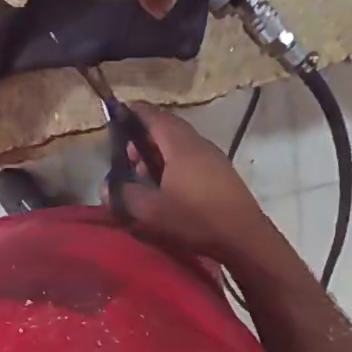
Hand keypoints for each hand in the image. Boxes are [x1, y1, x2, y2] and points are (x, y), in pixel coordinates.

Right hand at [113, 106, 296, 271]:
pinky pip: (193, 159)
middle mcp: (200, 144)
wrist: (245, 237)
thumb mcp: (151, 212)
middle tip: (127, 157)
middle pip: (168, 129)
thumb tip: (107, 186)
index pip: (154, 116)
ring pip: (181, 145)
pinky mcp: (223, 175)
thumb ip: (124, 195)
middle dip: (144, 138)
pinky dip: (175, 165)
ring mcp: (215, 158)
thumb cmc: (196, 219)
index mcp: (181, 145)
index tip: (116, 117)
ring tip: (145, 176)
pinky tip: (169, 188)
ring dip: (160, 154)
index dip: (133, 113)